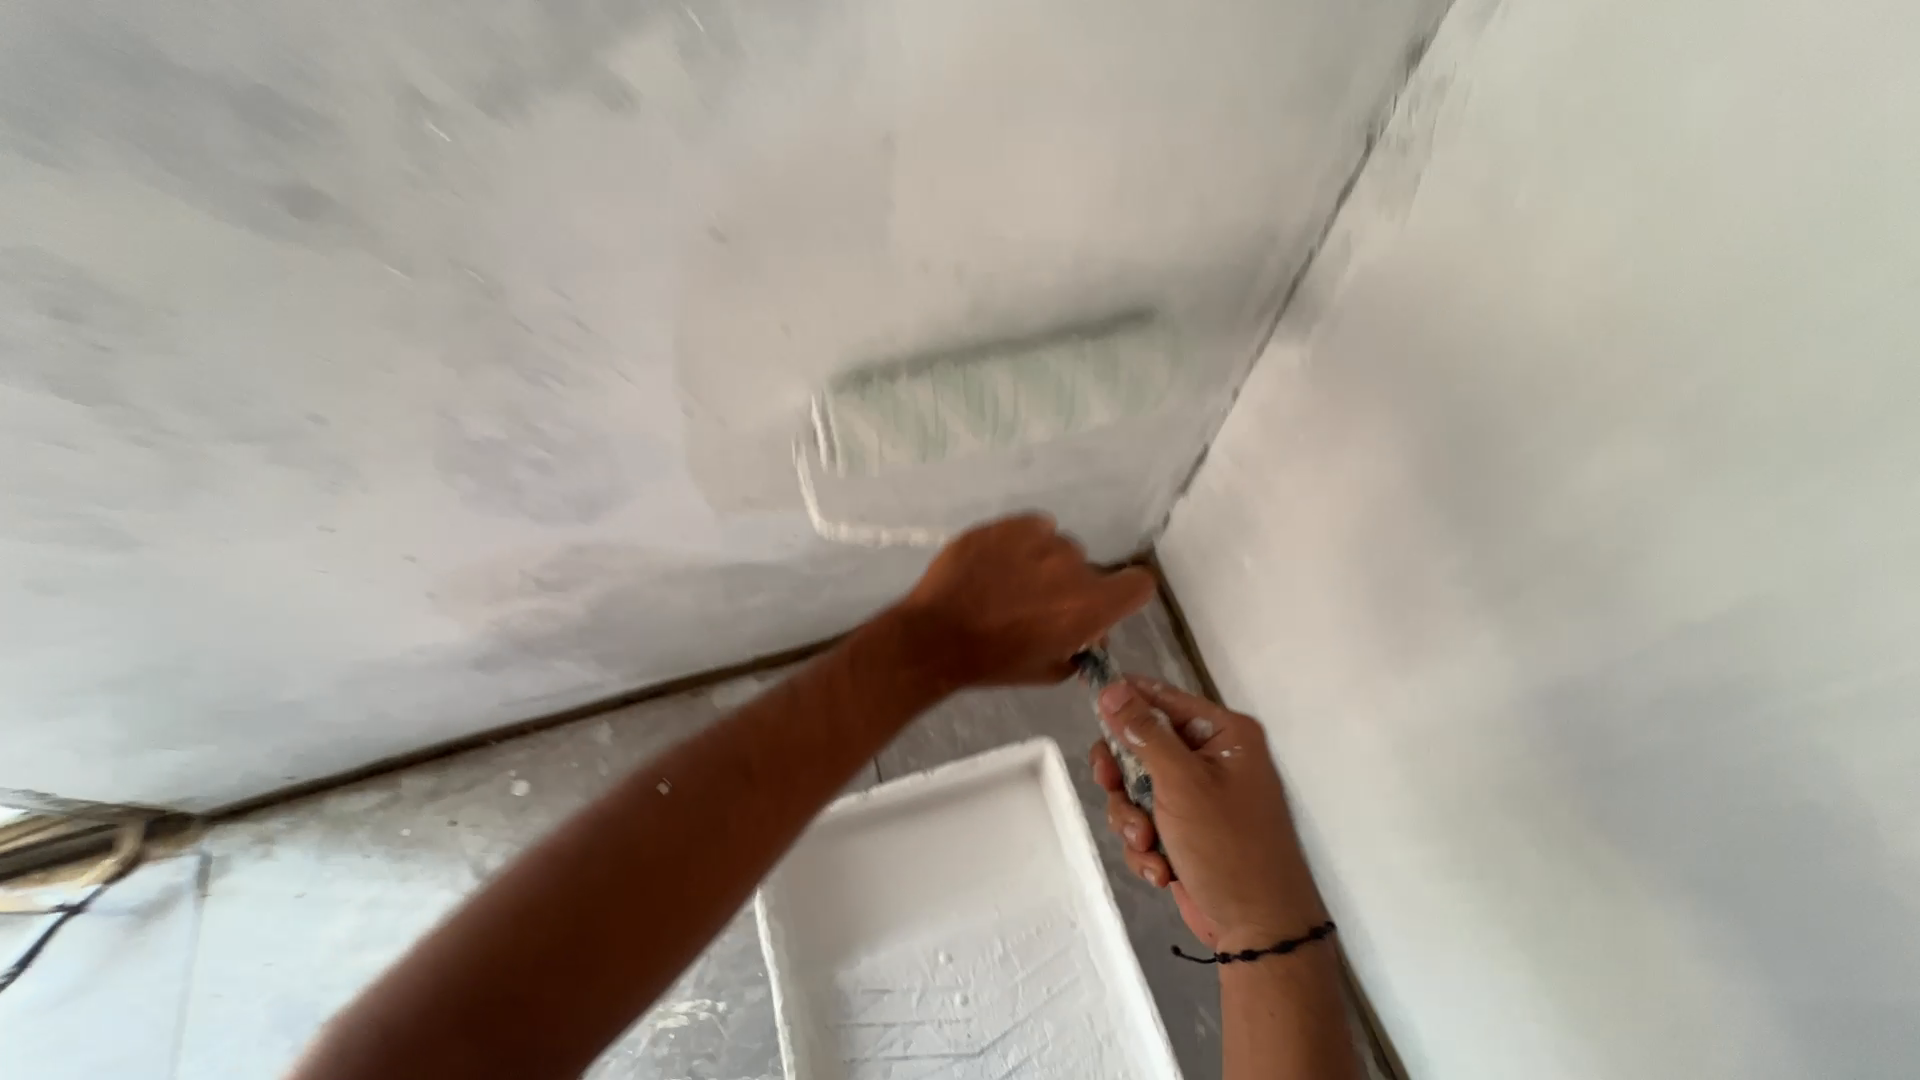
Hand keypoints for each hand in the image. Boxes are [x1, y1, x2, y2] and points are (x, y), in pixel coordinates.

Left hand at [897, 513, 1155, 688]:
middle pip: (1088, 569)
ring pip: (1057, 547)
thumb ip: (1081, 647)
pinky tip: (998, 563)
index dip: (1124, 594)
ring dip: (1044, 563)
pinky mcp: (1009, 524)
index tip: (1103, 603)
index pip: (1140, 584)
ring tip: (1009, 583)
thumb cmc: (994, 662)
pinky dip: (1022, 543)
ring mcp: (1039, 540)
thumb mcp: (1049, 669)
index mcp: (1091, 605)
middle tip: (1037, 604)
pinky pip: (1032, 528)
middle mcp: (1073, 566)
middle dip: (1071, 586)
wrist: (935, 637)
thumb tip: (1090, 632)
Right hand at [1090, 678, 1327, 950]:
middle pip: (1141, 745)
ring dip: (1132, 819)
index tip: (1091, 708)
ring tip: (1148, 845)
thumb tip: (1112, 688)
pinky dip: (1145, 846)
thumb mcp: (1182, 782)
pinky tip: (1160, 869)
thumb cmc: (1227, 846)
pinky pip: (1145, 822)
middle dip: (1124, 778)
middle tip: (1111, 787)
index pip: (1162, 698)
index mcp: (1223, 733)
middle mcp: (1211, 758)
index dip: (1125, 702)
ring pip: (1136, 788)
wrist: (1259, 931)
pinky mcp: (1186, 832)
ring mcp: (1198, 798)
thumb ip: (1143, 732)